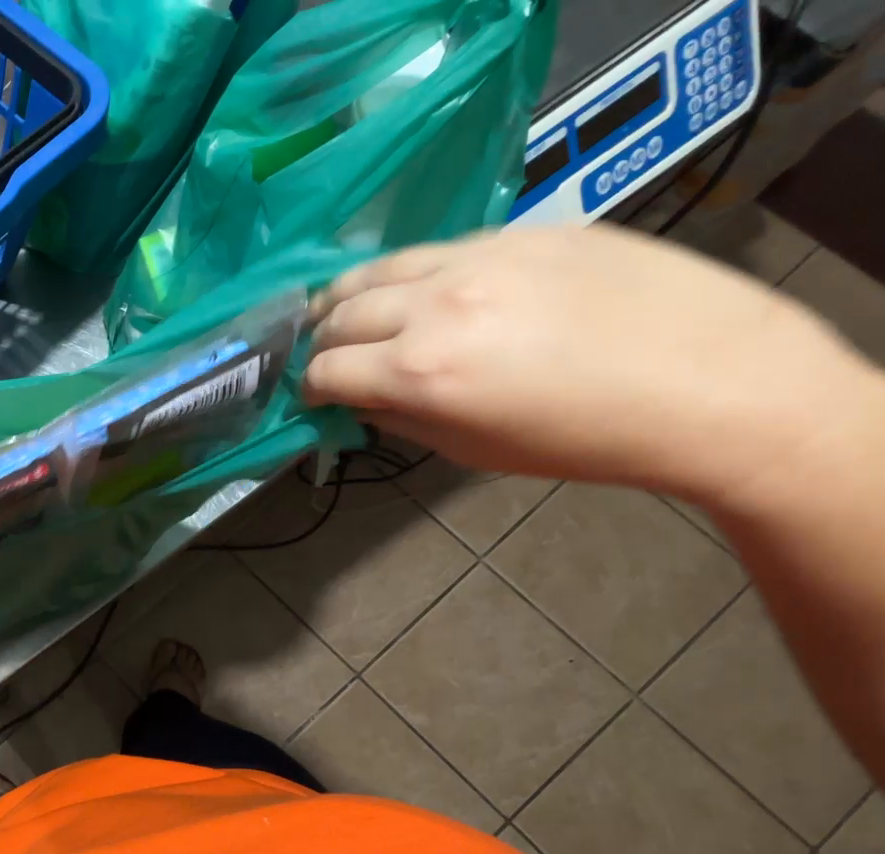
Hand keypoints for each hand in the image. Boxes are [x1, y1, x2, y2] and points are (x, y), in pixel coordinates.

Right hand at [303, 225, 881, 509]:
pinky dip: (414, 273)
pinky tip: (427, 291)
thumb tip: (360, 398)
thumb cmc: (585, 440)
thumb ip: (401, 418)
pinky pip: (441, 247)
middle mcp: (437, 303)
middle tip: (329, 357)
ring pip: (378, 266)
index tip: (315, 398)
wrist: (717, 384)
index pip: (324, 370)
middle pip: (338, 313)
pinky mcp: (525, 230)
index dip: (309, 388)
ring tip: (350, 312)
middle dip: (322, 341)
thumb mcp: (473, 449)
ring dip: (351, 295)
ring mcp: (482, 256)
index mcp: (421, 371)